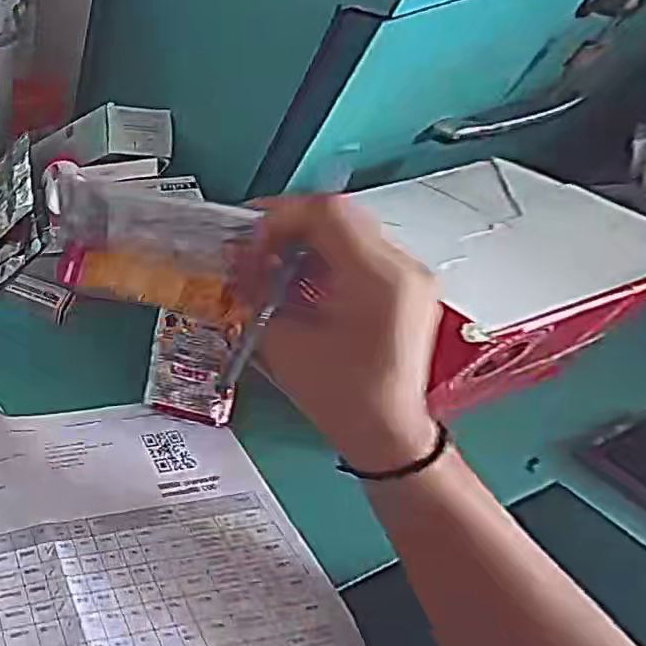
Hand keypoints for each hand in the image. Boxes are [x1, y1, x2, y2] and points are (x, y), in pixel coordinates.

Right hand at [246, 195, 439, 471]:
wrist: (385, 432)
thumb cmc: (335, 393)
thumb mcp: (281, 339)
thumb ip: (257, 290)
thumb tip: (237, 258)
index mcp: (378, 278)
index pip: (327, 213)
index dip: (278, 217)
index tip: (249, 240)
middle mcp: (402, 267)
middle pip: (339, 213)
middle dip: (287, 224)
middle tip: (252, 245)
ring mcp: (408, 275)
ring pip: (347, 227)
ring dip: (302, 237)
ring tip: (270, 261)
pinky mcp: (403, 286)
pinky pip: (357, 249)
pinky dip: (320, 253)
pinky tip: (295, 277)